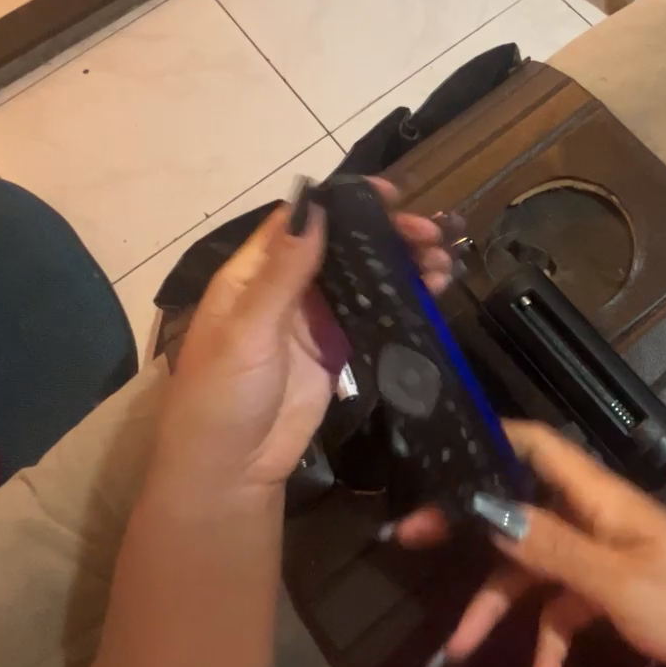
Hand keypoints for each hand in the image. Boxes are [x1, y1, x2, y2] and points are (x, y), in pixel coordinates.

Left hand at [153, 179, 455, 497]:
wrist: (231, 471)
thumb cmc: (223, 396)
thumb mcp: (247, 331)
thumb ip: (283, 273)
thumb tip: (314, 207)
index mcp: (255, 274)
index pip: (302, 221)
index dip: (345, 202)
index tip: (391, 196)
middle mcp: (288, 288)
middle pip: (343, 246)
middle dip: (388, 234)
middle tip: (431, 234)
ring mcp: (317, 319)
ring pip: (366, 277)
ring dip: (403, 263)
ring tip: (443, 261)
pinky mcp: (340, 348)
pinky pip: (376, 313)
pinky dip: (405, 298)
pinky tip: (433, 290)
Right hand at [397, 421, 665, 666]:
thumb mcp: (616, 580)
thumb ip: (552, 548)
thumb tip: (490, 511)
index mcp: (598, 497)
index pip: (540, 445)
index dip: (494, 436)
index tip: (442, 451)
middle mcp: (594, 516)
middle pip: (522, 509)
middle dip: (472, 528)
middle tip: (411, 536)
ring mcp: (602, 554)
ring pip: (536, 569)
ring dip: (501, 607)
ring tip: (459, 648)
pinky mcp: (612, 589)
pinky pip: (565, 610)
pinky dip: (550, 648)